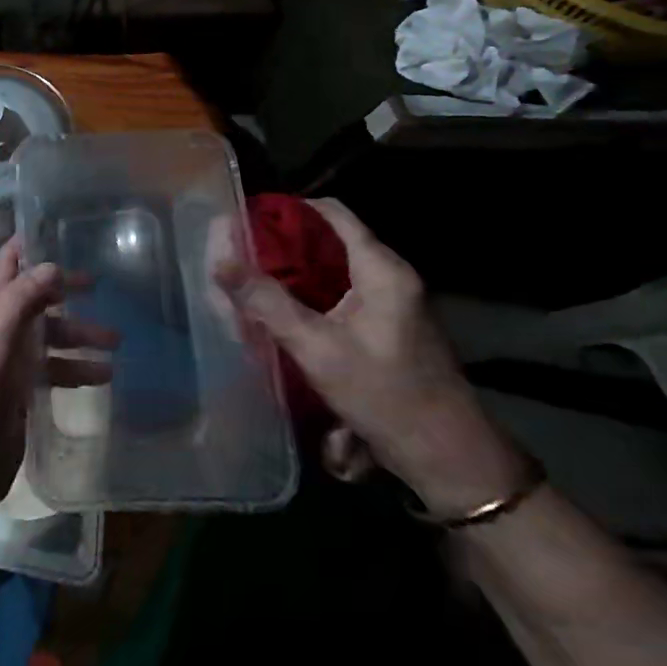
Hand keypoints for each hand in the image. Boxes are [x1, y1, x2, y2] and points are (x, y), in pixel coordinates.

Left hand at [0, 238, 115, 512]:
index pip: (5, 266)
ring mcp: (10, 362)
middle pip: (34, 298)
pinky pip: (54, 369)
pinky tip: (103, 376)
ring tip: (116, 341)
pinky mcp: (22, 391)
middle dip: (64, 289)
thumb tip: (50, 266)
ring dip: (79, 333)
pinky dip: (77, 367)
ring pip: (49, 336)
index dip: (27, 246)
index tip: (59, 230)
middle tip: (99, 284)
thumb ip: (18, 303)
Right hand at [221, 199, 527, 515]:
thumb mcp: (317, 348)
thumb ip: (267, 302)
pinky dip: (309, 291)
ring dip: (294, 269)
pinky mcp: (387, 323)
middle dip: (283, 242)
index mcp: (381, 269)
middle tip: (238, 252)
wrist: (446, 456)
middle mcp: (391, 274)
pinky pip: (341, 290)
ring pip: (334, 266)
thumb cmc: (384, 395)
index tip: (245, 219)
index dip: (288, 209)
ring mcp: (392, 300)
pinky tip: (280, 309)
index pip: (332, 212)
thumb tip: (220, 260)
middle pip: (330, 237)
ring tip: (251, 277)